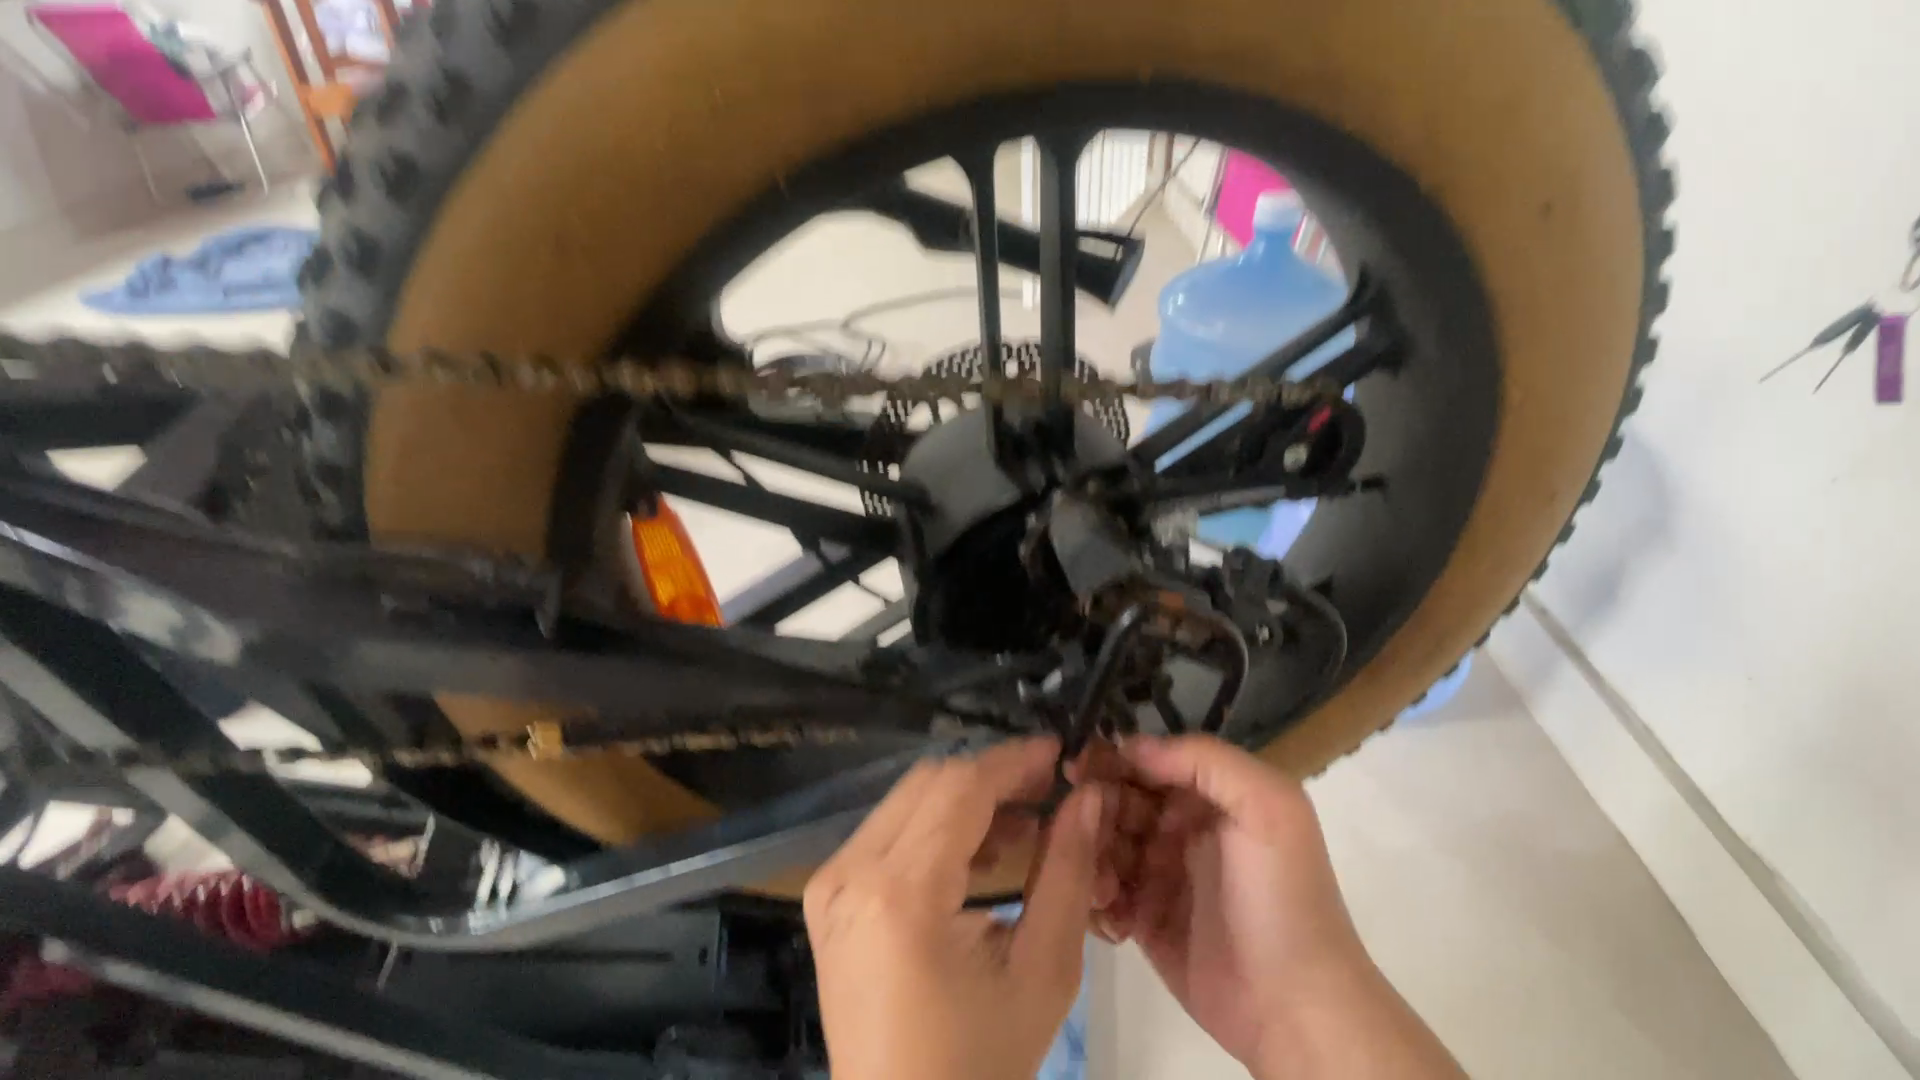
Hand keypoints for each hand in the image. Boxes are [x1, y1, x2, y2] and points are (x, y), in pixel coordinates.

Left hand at [803, 738, 1107, 1079]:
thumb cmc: (981, 1060)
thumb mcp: (1043, 971)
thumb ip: (1068, 872)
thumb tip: (1088, 797)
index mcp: (899, 893)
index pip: (960, 788)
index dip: (1014, 762)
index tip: (1061, 754)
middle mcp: (850, 874)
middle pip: (929, 783)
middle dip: (993, 777)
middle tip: (1048, 793)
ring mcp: (829, 884)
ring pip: (906, 801)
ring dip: (964, 800)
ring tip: (1023, 828)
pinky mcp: (826, 897)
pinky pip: (886, 833)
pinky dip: (934, 828)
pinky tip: (977, 855)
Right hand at [1105, 736, 1464, 1079]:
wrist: (1294, 1005)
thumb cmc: (1281, 896)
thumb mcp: (1267, 806)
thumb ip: (1204, 759)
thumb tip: (1131, 745)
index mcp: (1210, 797)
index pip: (1147, 762)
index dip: (1112, 761)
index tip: (1077, 769)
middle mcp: (1181, 829)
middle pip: (1116, 801)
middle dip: (1094, 812)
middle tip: (1081, 833)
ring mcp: (1160, 875)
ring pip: (1101, 845)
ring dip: (1090, 857)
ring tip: (1106, 887)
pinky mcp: (1143, 921)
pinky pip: (1101, 893)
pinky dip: (1093, 896)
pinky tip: (1109, 913)